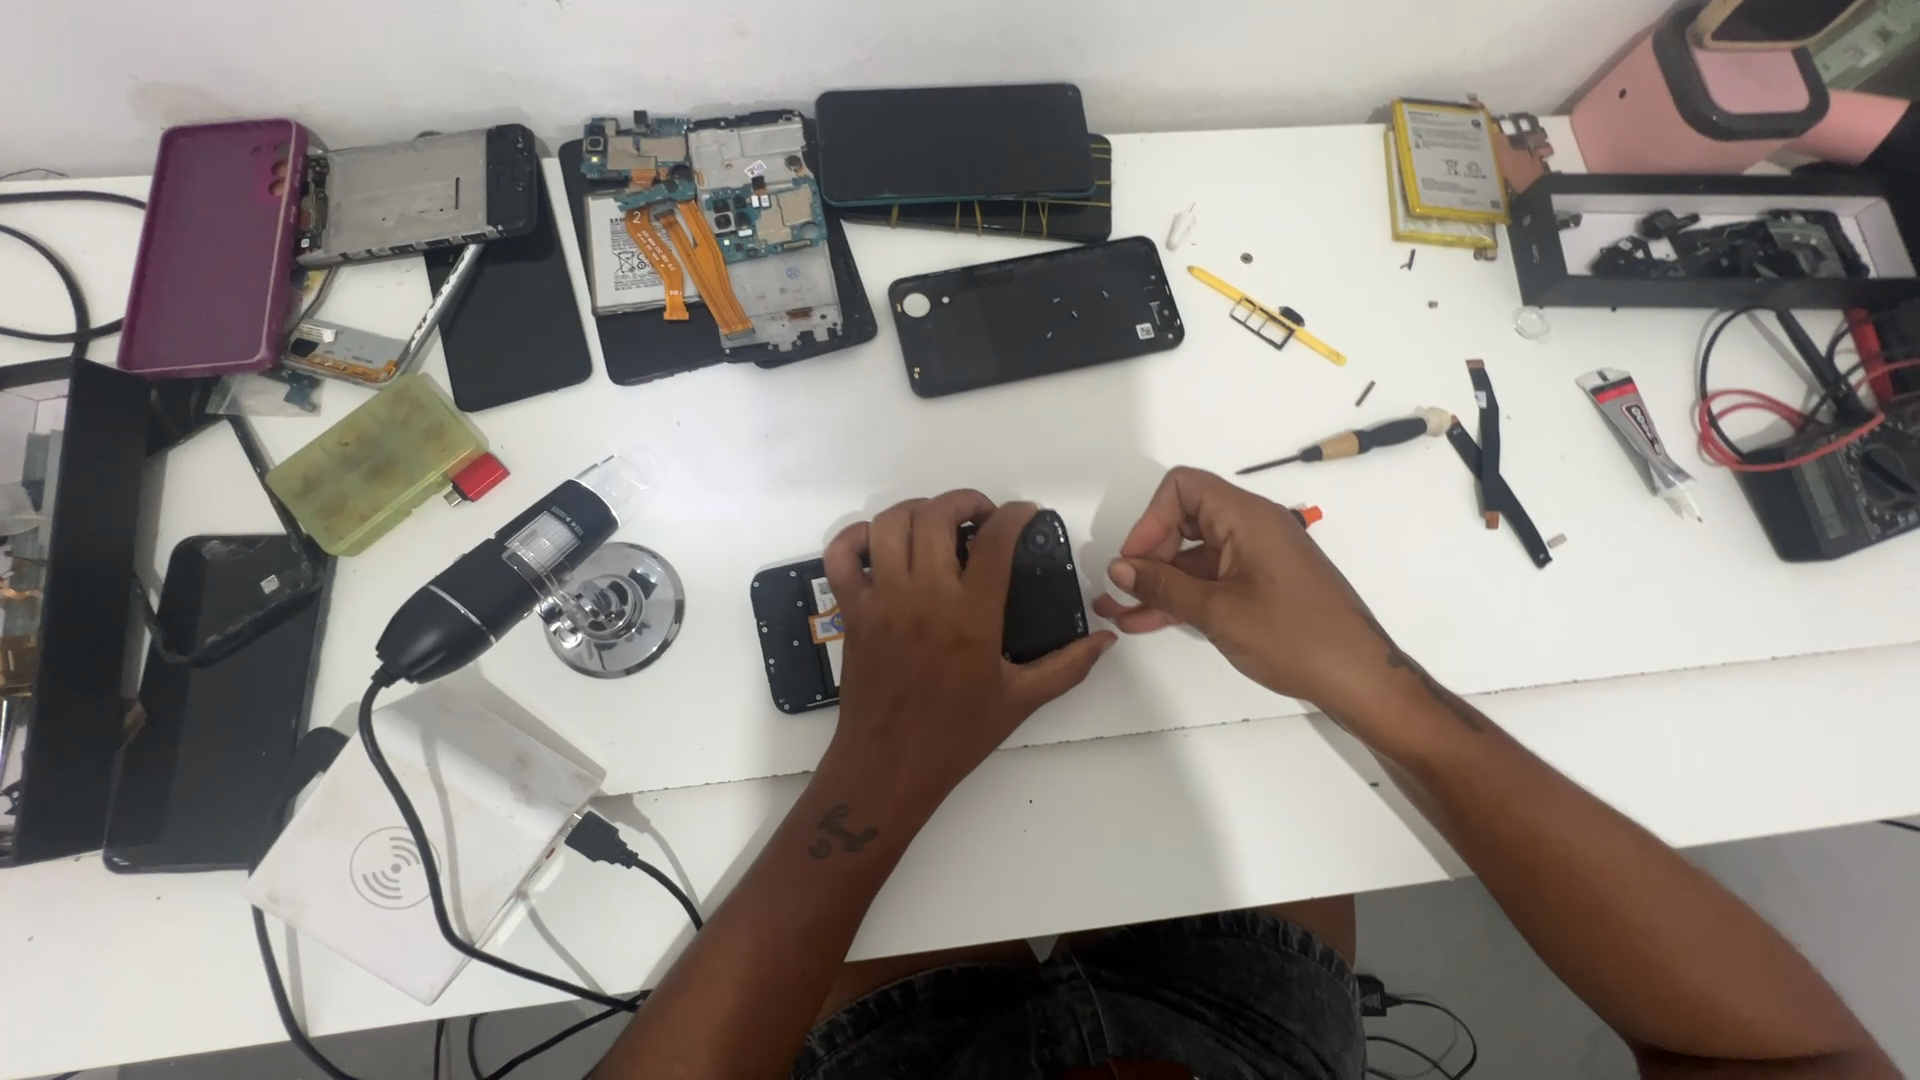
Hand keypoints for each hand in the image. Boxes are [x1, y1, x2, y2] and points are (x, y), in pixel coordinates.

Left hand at [824, 492, 1115, 813]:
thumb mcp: (1022, 700)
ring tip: (935, 522)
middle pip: (936, 516)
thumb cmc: (957, 735)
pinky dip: (854, 537)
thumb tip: (1106, 640)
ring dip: (914, 510)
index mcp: (972, 616)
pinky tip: (879, 542)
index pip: (994, 541)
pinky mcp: (851, 612)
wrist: (889, 765)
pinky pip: (839, 557)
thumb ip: (1068, 665)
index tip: (1024, 514)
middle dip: (964, 500)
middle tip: (980, 514)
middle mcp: (924, 597)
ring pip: (888, 525)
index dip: (1014, 515)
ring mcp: (881, 601)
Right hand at [1091, 467, 1391, 714]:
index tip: (1134, 561)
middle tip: (1124, 589)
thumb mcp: (1217, 611)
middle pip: (1183, 520)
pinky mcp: (1258, 584)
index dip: (1150, 520)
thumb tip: (1119, 568)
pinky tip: (1147, 619)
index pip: (1182, 488)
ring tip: (1119, 610)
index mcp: (1247, 518)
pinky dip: (1180, 595)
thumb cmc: (1293, 637)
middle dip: (1148, 554)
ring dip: (1157, 582)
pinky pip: (1208, 579)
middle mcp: (1252, 528)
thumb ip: (1163, 586)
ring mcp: (1256, 557)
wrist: (1357, 678)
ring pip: (1192, 556)